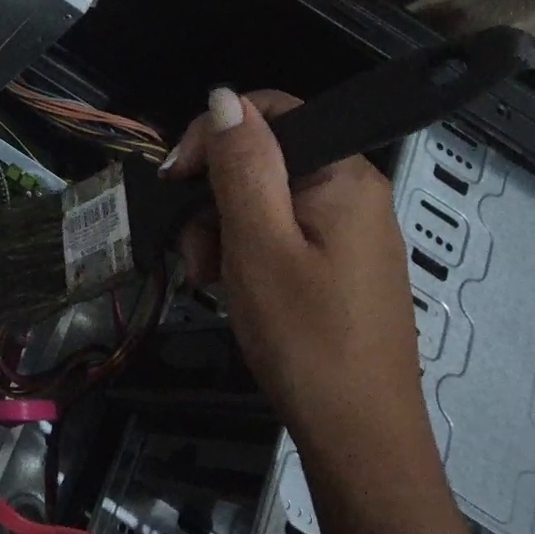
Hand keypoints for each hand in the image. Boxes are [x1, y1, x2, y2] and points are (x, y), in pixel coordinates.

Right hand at [165, 89, 490, 533]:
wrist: (358, 438)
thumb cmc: (304, 337)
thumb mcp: (258, 243)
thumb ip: (241, 164)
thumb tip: (222, 95)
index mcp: (343, 176)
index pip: (272, 113)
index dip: (214, 136)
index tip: (175, 180)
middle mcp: (352, 192)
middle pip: (262, 159)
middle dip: (213, 195)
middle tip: (192, 250)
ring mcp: (348, 231)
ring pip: (263, 198)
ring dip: (221, 229)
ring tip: (206, 279)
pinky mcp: (338, 264)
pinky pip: (279, 232)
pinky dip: (244, 251)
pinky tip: (230, 287)